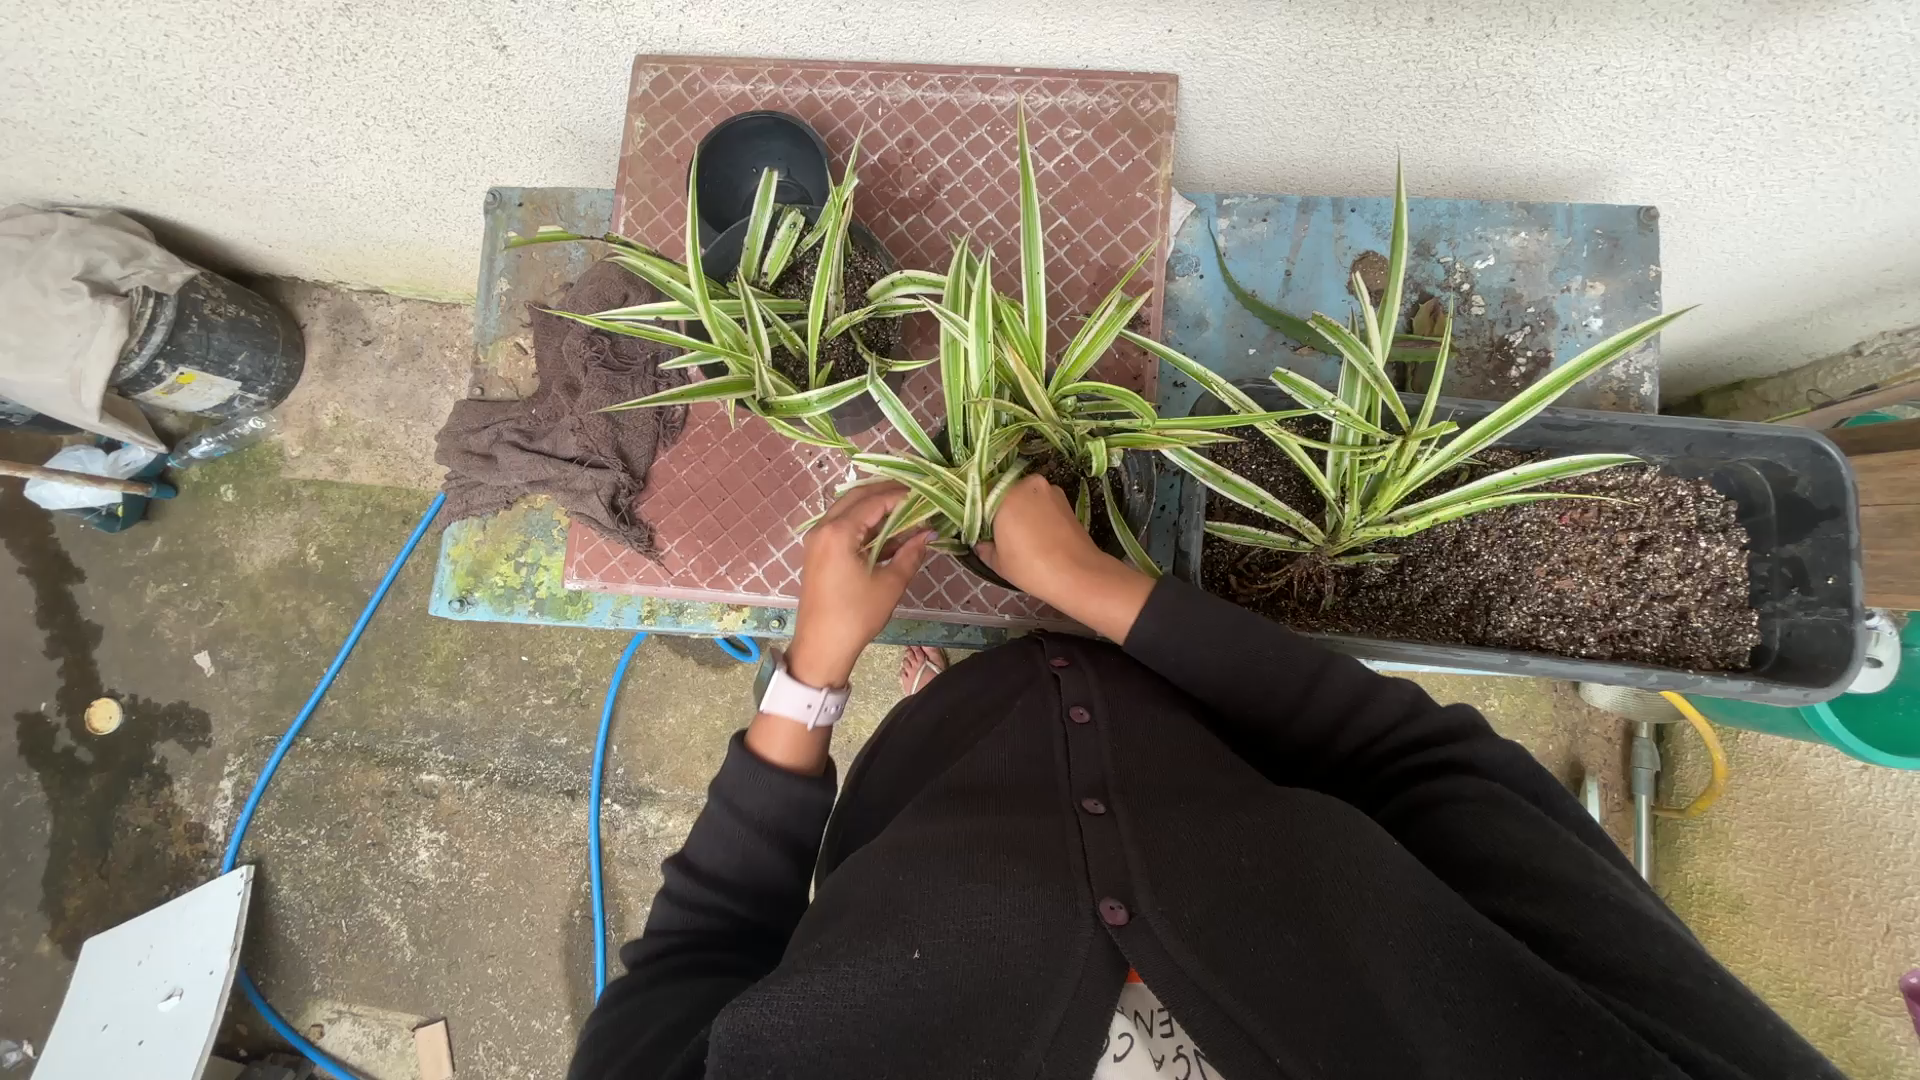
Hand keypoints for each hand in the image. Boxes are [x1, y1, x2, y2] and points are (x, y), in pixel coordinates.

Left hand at [787, 482, 932, 687]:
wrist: (822, 646)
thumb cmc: (856, 615)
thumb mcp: (890, 583)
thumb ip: (911, 553)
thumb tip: (929, 533)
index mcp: (838, 532)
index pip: (874, 501)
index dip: (901, 495)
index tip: (925, 494)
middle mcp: (823, 528)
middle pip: (857, 497)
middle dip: (886, 493)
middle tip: (915, 495)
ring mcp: (817, 540)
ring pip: (848, 510)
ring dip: (875, 507)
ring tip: (906, 510)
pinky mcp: (818, 552)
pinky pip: (843, 526)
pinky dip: (865, 524)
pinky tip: (888, 532)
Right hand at [975, 475, 1153, 641]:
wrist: (1077, 573)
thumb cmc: (1031, 566)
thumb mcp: (999, 563)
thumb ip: (986, 549)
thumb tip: (981, 544)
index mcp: (1006, 494)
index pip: (985, 493)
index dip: (982, 510)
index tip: (982, 525)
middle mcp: (1029, 485)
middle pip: (1008, 492)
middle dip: (1004, 508)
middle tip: (1000, 531)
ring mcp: (1051, 491)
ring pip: (1028, 496)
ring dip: (1023, 510)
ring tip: (1022, 535)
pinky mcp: (1067, 501)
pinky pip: (1044, 504)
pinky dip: (1039, 515)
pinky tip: (1039, 535)